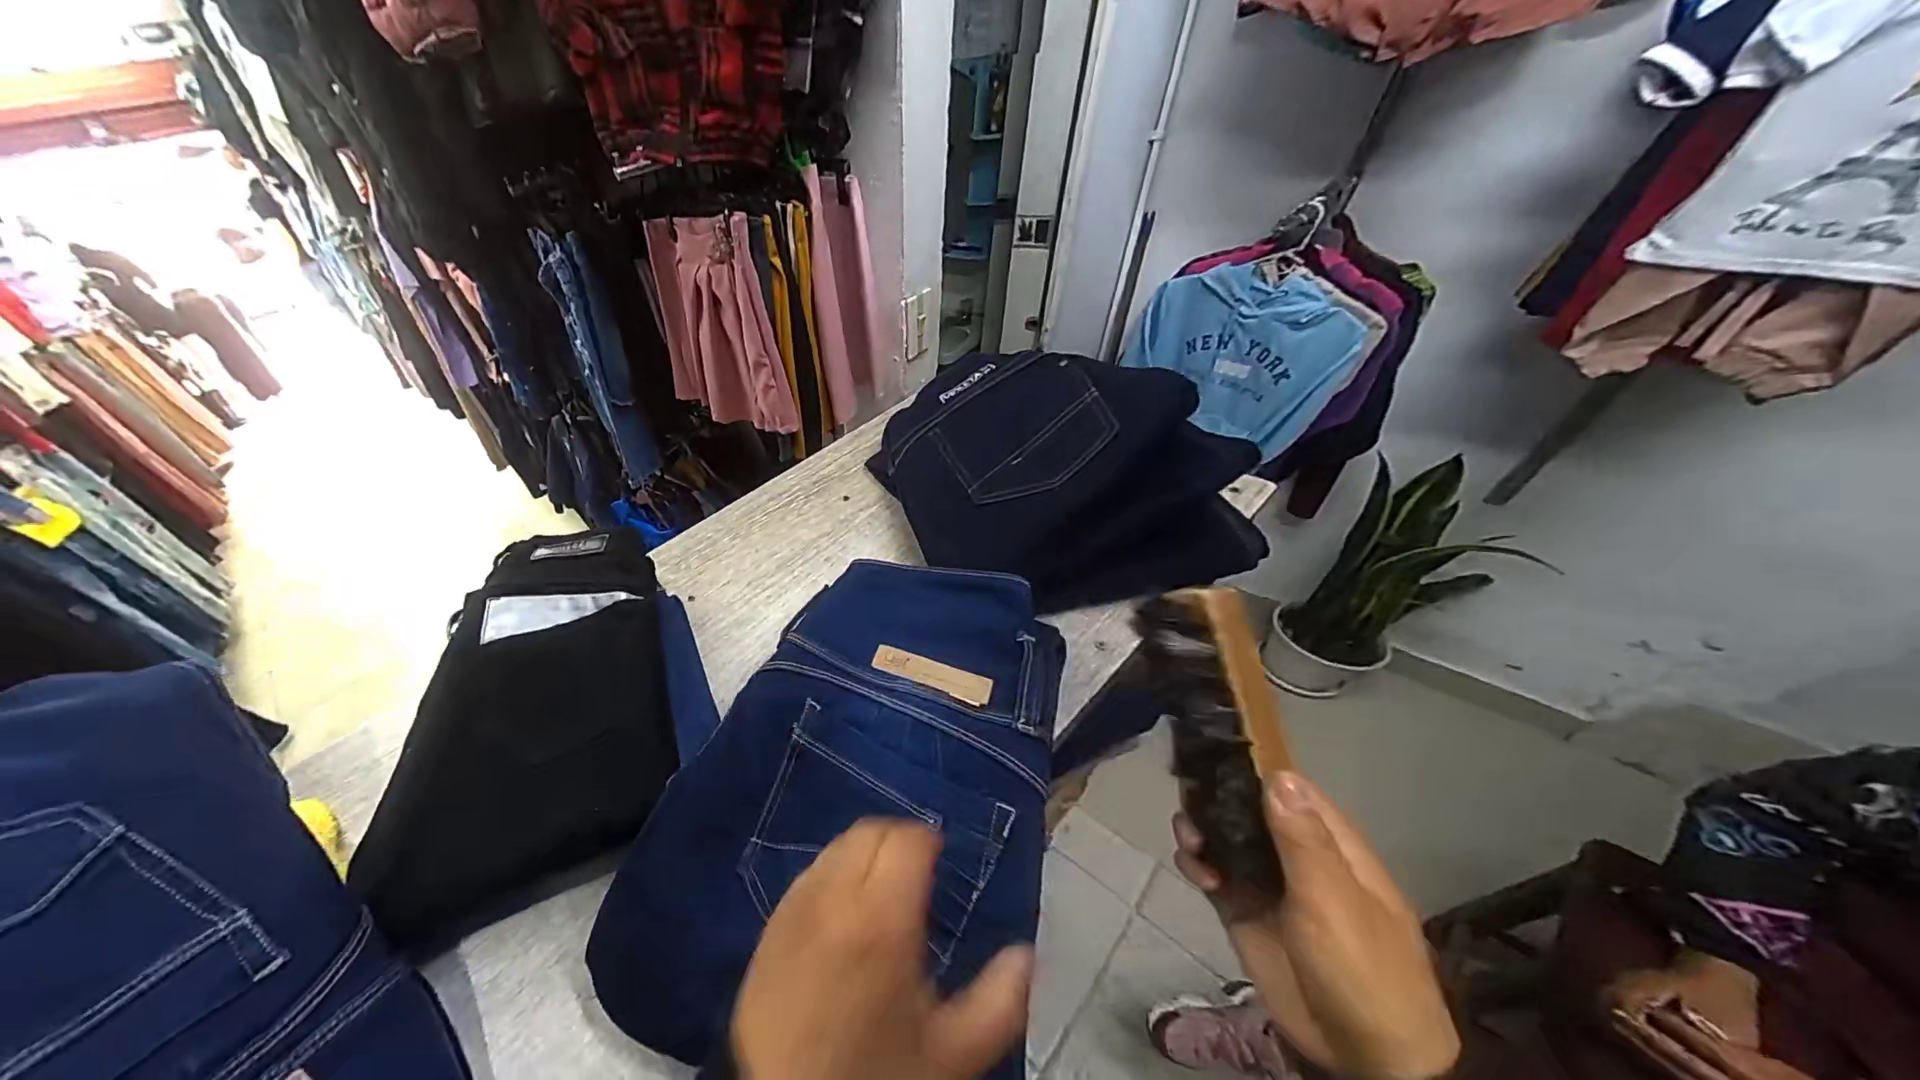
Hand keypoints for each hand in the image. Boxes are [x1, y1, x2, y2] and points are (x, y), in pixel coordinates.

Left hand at [732, 819, 1033, 1079]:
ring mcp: (795, 912)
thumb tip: (1027, 954)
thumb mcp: (954, 1052)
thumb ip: (1001, 999)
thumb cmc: (878, 1076)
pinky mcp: (769, 929)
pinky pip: (807, 877)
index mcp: (883, 921)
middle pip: (868, 831)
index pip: (905, 839)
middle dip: (898, 839)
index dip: (929, 839)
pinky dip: (832, 875)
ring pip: (835, 847)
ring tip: (880, 888)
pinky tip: (842, 911)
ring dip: (863, 853)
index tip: (940, 856)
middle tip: (916, 869)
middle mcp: (834, 901)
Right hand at [1172, 772, 1458, 1079]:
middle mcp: (1294, 853)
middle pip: (1247, 809)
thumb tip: (1278, 775)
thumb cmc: (1362, 969)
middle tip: (1190, 807)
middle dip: (1215, 802)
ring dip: (1202, 831)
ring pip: (1225, 838)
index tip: (1211, 764)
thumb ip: (1303, 840)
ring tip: (1190, 842)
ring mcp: (1268, 882)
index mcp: (1328, 842)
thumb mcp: (1334, 901)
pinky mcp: (1244, 910)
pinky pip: (1214, 873)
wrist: (1365, 1056)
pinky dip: (1198, 865)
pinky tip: (1194, 870)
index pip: (1286, 788)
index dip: (1250, 773)